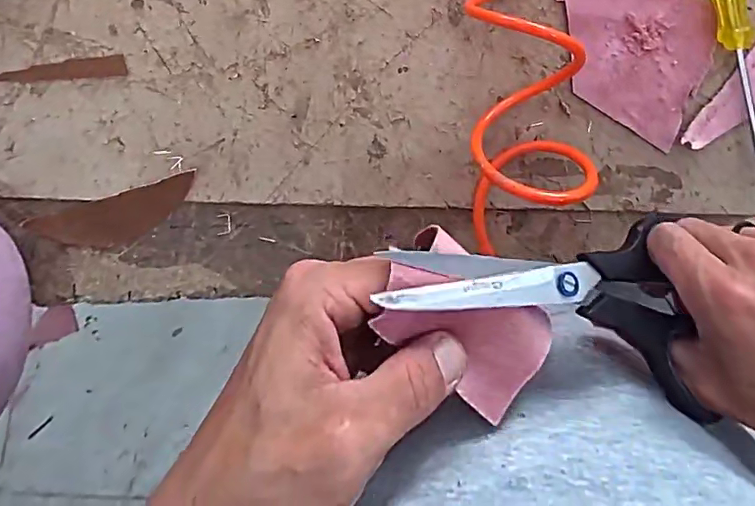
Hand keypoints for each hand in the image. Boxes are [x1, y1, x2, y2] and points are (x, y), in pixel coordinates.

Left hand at [151, 257, 466, 505]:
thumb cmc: (264, 480)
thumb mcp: (350, 433)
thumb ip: (413, 383)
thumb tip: (458, 347)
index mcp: (316, 291)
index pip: (403, 274)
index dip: (448, 293)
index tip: (491, 310)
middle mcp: (314, 293)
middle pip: (398, 293)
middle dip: (437, 318)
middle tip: (484, 339)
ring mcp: (313, 322)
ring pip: (389, 319)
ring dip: (422, 341)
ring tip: (464, 357)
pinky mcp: (315, 352)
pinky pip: (373, 342)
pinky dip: (401, 359)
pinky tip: (427, 376)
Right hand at [650, 219, 754, 505]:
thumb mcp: (715, 387)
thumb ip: (669, 339)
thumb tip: (649, 303)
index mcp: (725, 295)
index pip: (666, 236)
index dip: (659, 254)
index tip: (666, 271)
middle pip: (697, 226)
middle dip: (695, 254)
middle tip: (713, 287)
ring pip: (737, 227)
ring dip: (736, 251)